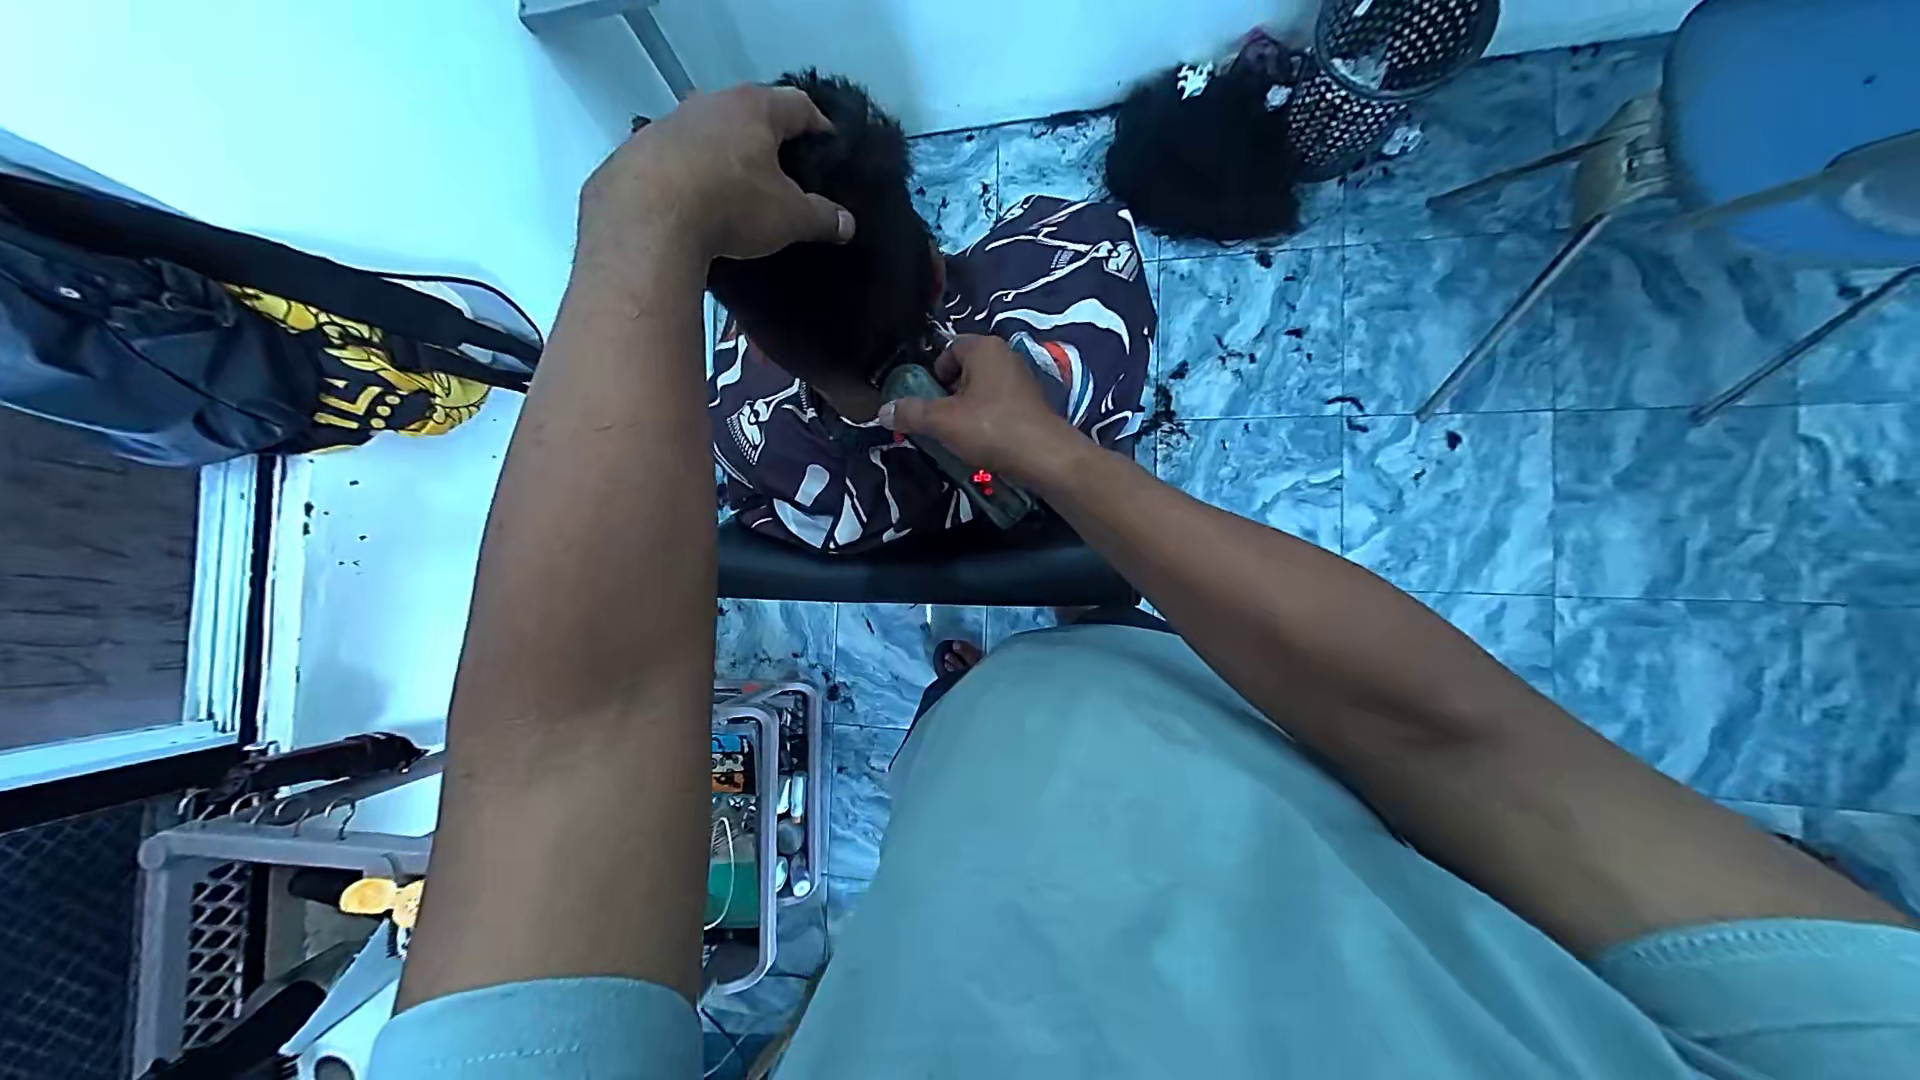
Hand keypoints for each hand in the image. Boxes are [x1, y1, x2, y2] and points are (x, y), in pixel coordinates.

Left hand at [578, 84, 856, 266]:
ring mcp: (675, 121)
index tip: (830, 148)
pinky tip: (704, 201)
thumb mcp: (790, 217)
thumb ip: (822, 217)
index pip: (800, 105)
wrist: (650, 214)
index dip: (820, 127)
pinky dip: (699, 173)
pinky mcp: (645, 147)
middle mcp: (714, 102)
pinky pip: (684, 156)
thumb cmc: (733, 203)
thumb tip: (848, 224)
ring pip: (715, 133)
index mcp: (756, 108)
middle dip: (772, 141)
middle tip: (787, 173)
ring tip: (743, 190)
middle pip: (753, 115)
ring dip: (731, 156)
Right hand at [876, 335, 1085, 483]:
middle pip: (963, 370)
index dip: (932, 374)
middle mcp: (1005, 356)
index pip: (947, 349)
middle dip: (947, 395)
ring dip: (966, 411)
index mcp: (984, 348)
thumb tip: (882, 412)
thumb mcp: (942, 421)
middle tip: (939, 421)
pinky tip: (983, 442)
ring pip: (980, 391)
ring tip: (959, 435)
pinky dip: (986, 420)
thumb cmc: (991, 429)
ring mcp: (1021, 380)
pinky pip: (998, 406)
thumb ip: (910, 413)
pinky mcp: (1031, 404)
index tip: (927, 401)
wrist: (1045, 457)